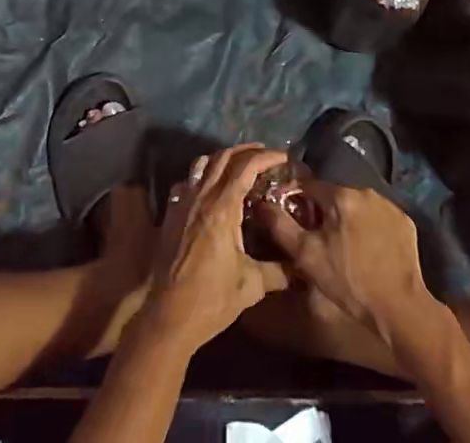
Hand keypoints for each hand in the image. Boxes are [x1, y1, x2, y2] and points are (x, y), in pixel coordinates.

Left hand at [137, 146, 290, 354]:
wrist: (167, 320)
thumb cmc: (211, 300)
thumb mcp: (252, 285)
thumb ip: (280, 270)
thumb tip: (302, 266)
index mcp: (222, 209)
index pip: (246, 166)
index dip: (267, 157)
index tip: (284, 159)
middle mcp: (200, 198)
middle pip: (224, 157)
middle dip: (247, 151)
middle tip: (266, 155)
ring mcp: (182, 205)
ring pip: (202, 165)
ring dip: (223, 159)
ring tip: (240, 166)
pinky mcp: (170, 216)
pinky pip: (186, 183)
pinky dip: (202, 176)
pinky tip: (211, 189)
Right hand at [255, 179, 437, 340]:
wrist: (398, 305)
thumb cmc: (347, 280)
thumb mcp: (306, 256)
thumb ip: (281, 226)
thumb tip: (264, 204)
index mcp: (342, 195)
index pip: (310, 186)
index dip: (297, 201)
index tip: (291, 219)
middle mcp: (367, 191)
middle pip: (335, 197)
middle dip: (323, 213)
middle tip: (317, 240)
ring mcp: (390, 205)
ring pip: (358, 207)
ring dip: (347, 220)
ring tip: (343, 247)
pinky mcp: (405, 222)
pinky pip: (379, 218)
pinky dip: (370, 228)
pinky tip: (368, 251)